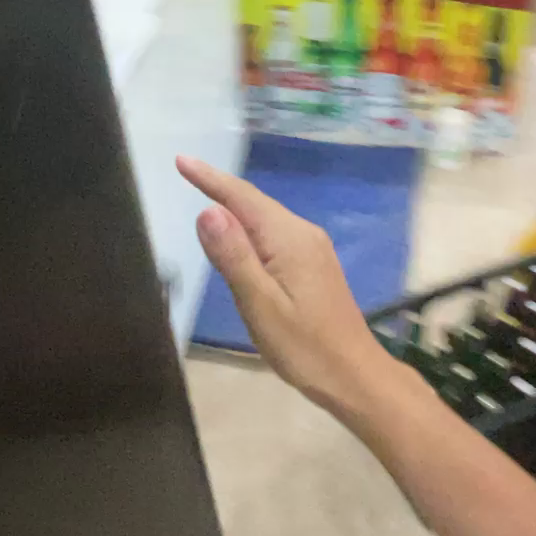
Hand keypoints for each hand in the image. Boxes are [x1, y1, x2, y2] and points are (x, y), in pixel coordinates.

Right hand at [177, 156, 412, 415]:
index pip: (242, 198)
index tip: (181, 160)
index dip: (210, 179)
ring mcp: (313, 249)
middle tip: (185, 173)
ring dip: (234, 209)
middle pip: (255, 203)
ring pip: (265, 219)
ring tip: (202, 197)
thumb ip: (234, 257)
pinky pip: (275, 235)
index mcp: (289, 239)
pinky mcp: (314, 266)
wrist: (354, 376)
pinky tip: (237, 239)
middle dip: (220, 188)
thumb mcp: (260, 305)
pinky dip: (250, 229)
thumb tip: (208, 211)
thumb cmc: (304, 346)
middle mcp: (303, 234)